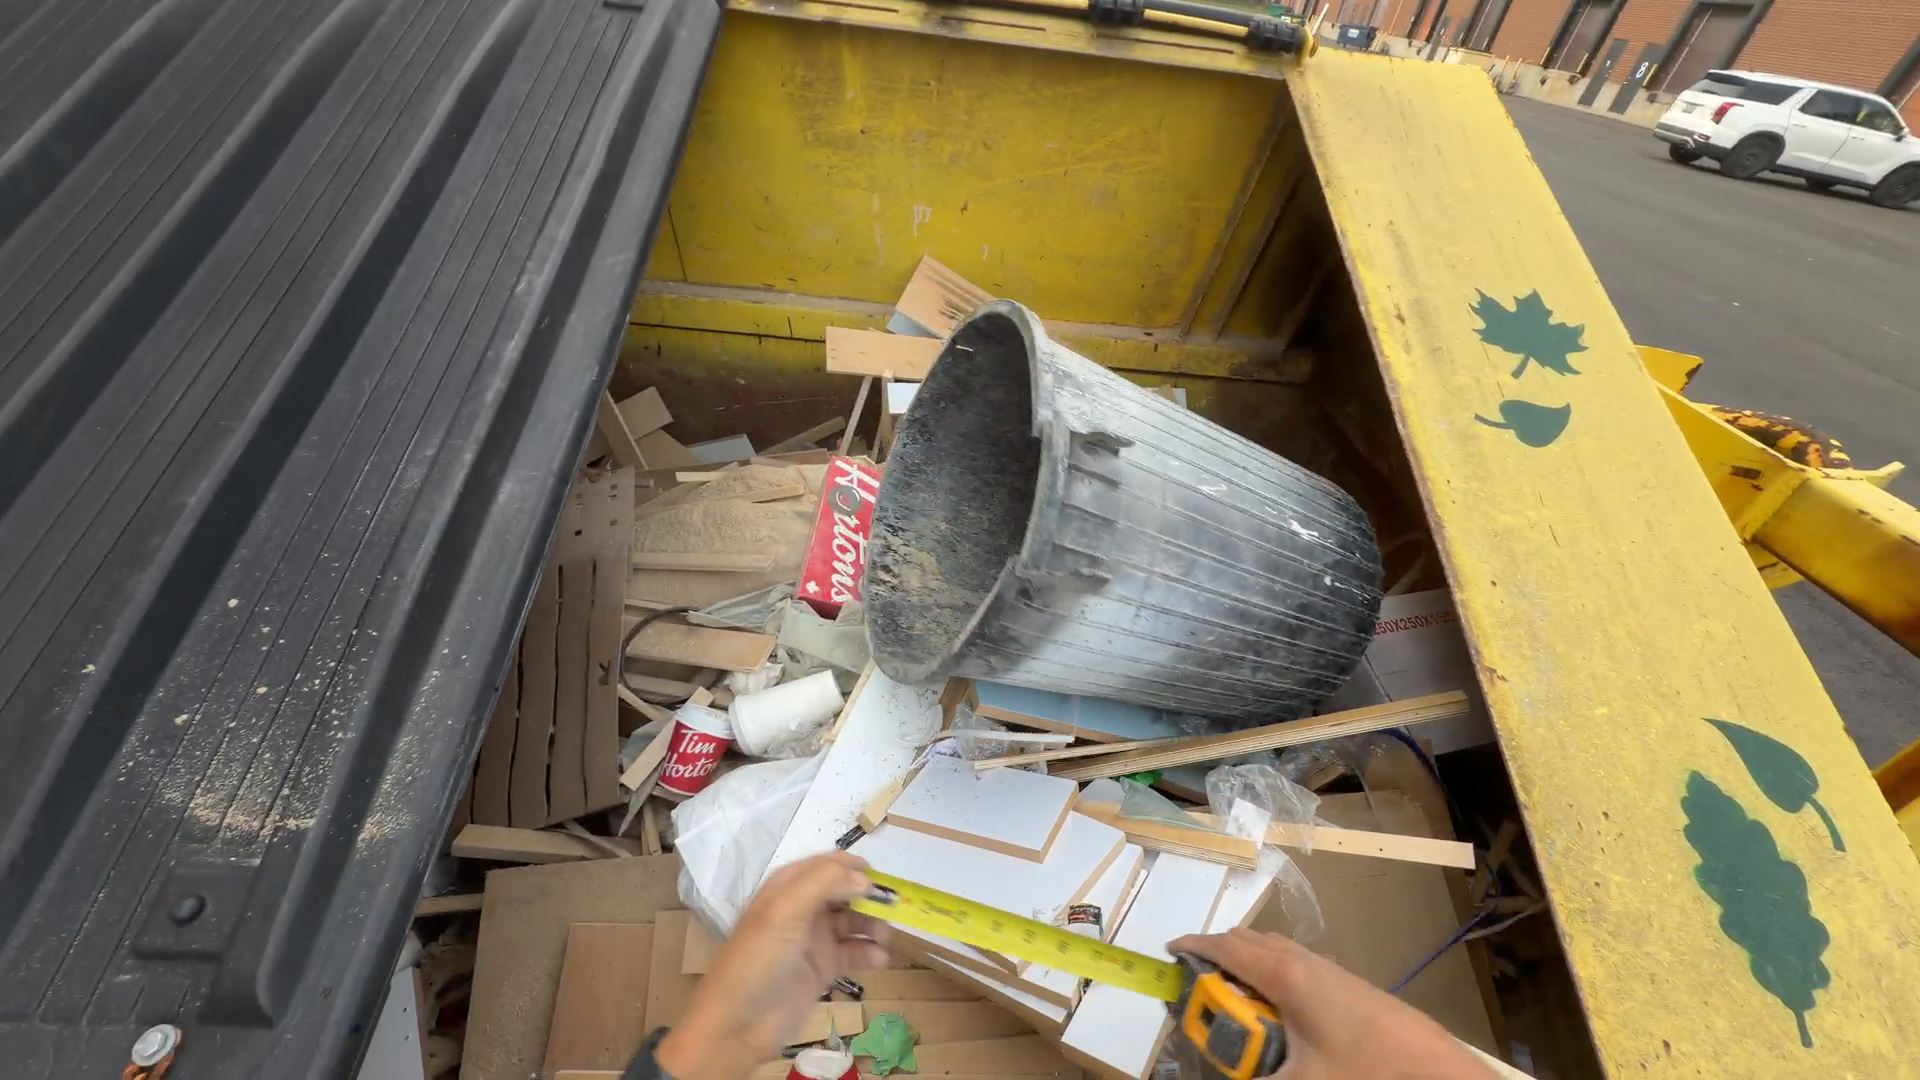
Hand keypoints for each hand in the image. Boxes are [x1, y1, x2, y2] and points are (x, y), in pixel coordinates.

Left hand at [659, 853, 890, 1079]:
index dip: (852, 866)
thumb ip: (825, 883)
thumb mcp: (785, 910)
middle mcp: (804, 908)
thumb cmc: (758, 958)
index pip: (827, 864)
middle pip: (844, 891)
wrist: (736, 1025)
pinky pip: (854, 953)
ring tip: (886, 935)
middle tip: (892, 904)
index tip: (878, 876)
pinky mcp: (823, 968)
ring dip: (873, 924)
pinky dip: (870, 952)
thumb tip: (864, 878)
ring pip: (853, 921)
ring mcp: (814, 939)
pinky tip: (880, 958)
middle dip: (868, 895)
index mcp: (789, 887)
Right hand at [1167, 928, 1497, 1079]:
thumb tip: (1234, 1076)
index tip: (1169, 952)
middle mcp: (1302, 961)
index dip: (1192, 946)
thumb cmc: (1365, 1074)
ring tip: (1234, 998)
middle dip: (1216, 952)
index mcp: (1283, 975)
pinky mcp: (1349, 985)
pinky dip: (1273, 974)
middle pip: (1247, 940)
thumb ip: (1257, 1078)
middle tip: (1197, 981)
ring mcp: (1328, 969)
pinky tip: (1282, 1013)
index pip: (1224, 947)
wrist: (1445, 1077)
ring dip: (1246, 962)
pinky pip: (1296, 964)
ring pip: (1274, 949)